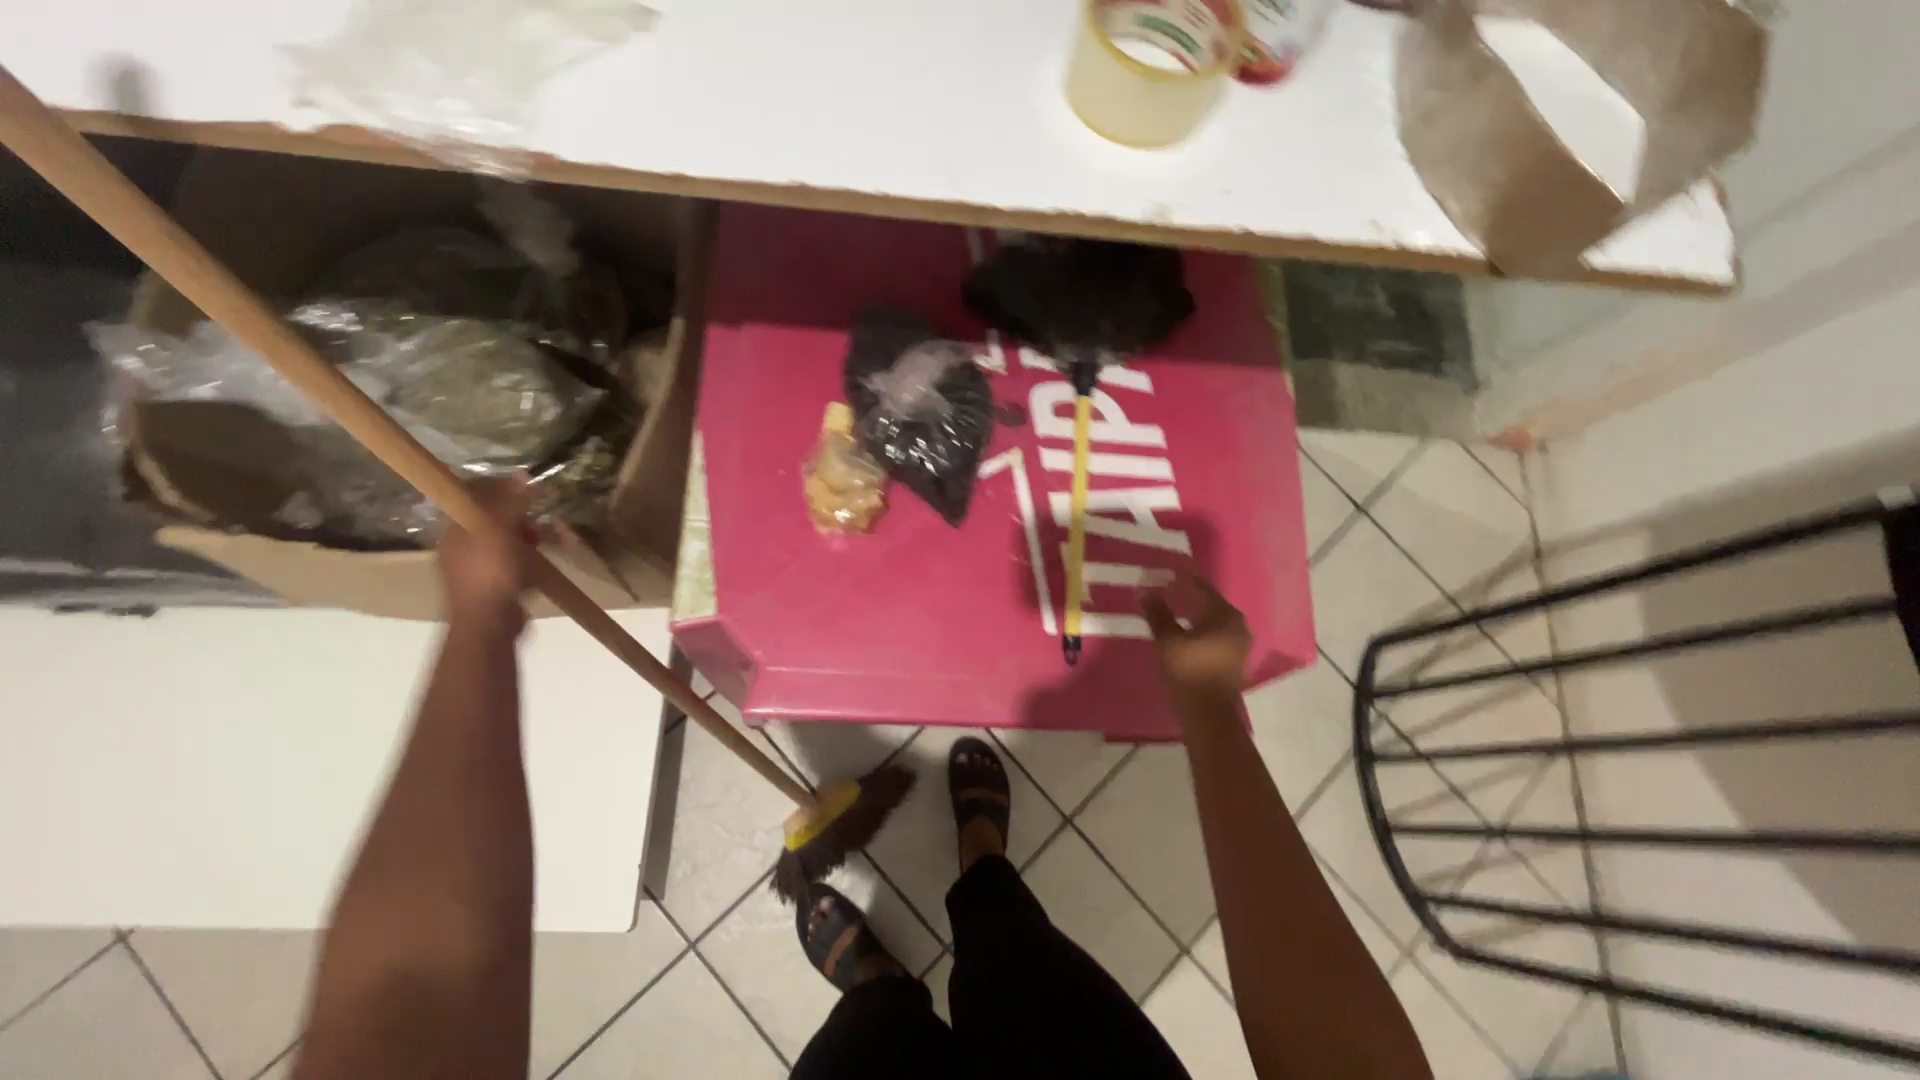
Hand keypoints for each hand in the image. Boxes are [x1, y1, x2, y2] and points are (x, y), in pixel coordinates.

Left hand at [437, 473, 542, 630]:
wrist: (489, 625)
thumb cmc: (490, 573)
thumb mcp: (501, 530)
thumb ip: (511, 502)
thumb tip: (522, 473)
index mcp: (455, 529)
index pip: (472, 497)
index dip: (499, 487)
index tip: (527, 488)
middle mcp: (461, 546)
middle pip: (493, 519)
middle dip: (523, 516)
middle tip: (545, 518)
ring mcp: (478, 568)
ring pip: (508, 542)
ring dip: (533, 538)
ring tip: (559, 539)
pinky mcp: (495, 586)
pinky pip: (515, 565)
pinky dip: (532, 561)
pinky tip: (546, 564)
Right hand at [1141, 571, 1251, 703]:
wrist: (1207, 713)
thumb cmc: (1187, 672)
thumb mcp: (1167, 640)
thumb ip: (1157, 613)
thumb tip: (1146, 591)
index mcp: (1224, 614)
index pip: (1200, 587)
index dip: (1180, 579)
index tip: (1162, 574)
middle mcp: (1237, 623)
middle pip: (1208, 602)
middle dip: (1186, 595)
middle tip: (1164, 590)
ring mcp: (1238, 641)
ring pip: (1211, 618)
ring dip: (1192, 612)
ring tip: (1170, 609)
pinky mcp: (1234, 657)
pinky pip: (1215, 633)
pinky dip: (1199, 627)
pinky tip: (1183, 630)